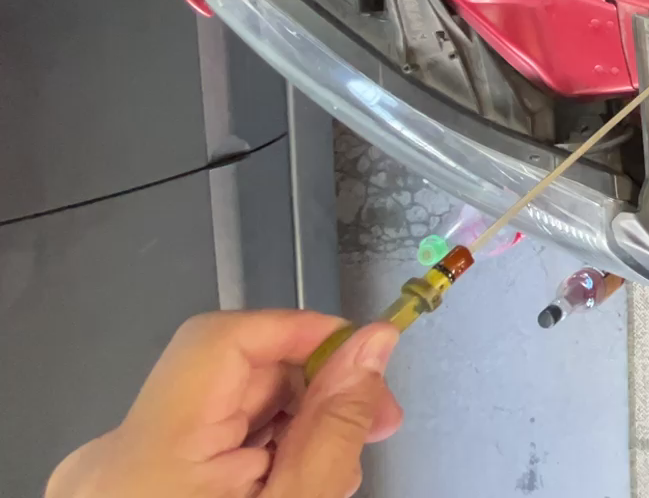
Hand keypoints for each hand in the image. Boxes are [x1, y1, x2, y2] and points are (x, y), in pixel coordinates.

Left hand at [46, 310, 402, 497]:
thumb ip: (338, 420)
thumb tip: (374, 341)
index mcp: (144, 457)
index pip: (225, 338)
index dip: (302, 330)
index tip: (362, 358)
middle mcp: (110, 457)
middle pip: (239, 373)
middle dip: (320, 387)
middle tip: (377, 426)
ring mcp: (108, 479)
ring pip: (230, 407)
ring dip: (299, 422)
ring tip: (334, 472)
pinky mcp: (119, 493)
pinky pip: (207, 440)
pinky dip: (263, 449)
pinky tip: (293, 484)